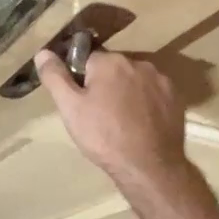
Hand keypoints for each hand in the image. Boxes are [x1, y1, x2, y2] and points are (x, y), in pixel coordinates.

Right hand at [35, 48, 189, 188]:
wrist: (148, 166)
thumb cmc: (103, 136)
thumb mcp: (70, 108)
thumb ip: (55, 77)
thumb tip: (43, 52)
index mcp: (109, 62)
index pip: (87, 60)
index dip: (80, 81)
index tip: (81, 103)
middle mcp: (137, 63)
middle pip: (112, 68)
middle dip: (104, 85)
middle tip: (98, 115)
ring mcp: (160, 79)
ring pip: (133, 80)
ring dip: (125, 92)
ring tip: (120, 122)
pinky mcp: (175, 97)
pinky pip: (152, 93)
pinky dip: (144, 103)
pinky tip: (139, 124)